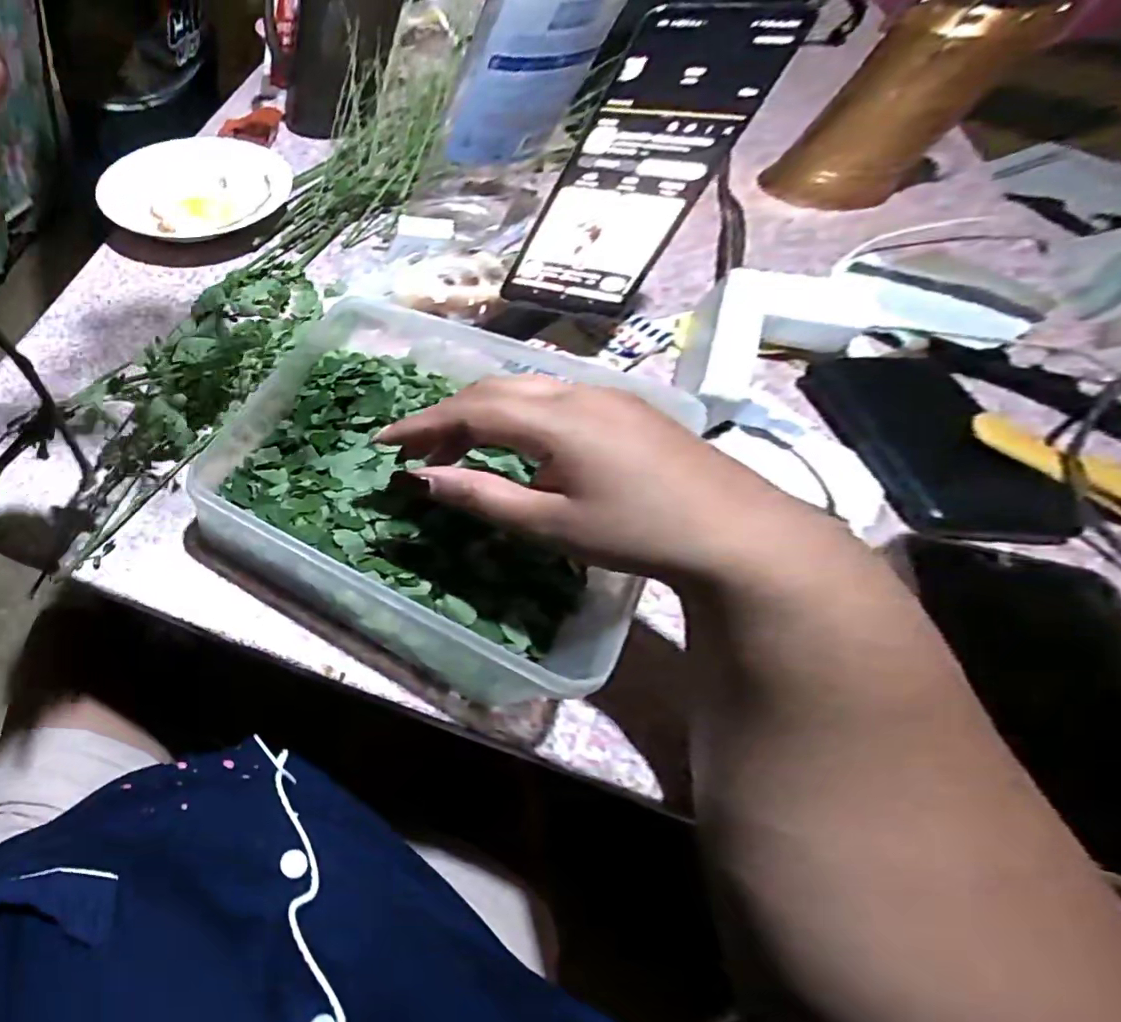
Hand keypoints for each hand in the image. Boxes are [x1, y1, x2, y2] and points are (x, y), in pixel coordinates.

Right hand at [375, 376, 851, 586]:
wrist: (739, 533)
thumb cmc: (636, 532)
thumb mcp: (547, 524)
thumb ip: (480, 495)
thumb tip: (420, 478)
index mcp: (556, 419)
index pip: (469, 409)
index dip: (420, 424)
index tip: (381, 441)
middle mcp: (576, 392)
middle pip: (490, 389)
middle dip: (443, 416)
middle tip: (412, 451)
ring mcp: (603, 395)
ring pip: (519, 388)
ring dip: (475, 413)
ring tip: (451, 452)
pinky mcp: (620, 407)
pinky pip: (546, 396)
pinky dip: (508, 414)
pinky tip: (506, 445)